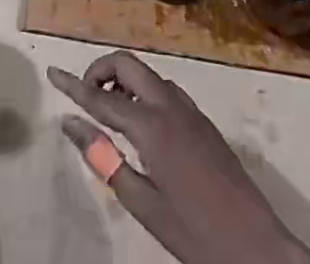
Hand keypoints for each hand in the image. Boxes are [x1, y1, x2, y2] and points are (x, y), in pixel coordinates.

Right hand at [48, 52, 309, 263]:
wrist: (258, 248)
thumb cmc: (193, 231)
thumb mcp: (141, 202)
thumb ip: (104, 157)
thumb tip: (70, 123)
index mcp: (152, 126)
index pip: (100, 97)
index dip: (72, 85)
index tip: (51, 72)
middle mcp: (171, 107)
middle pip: (128, 64)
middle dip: (100, 69)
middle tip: (84, 95)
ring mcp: (191, 111)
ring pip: (148, 73)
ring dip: (123, 79)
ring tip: (109, 110)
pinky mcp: (204, 122)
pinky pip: (165, 89)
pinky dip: (143, 90)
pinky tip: (140, 122)